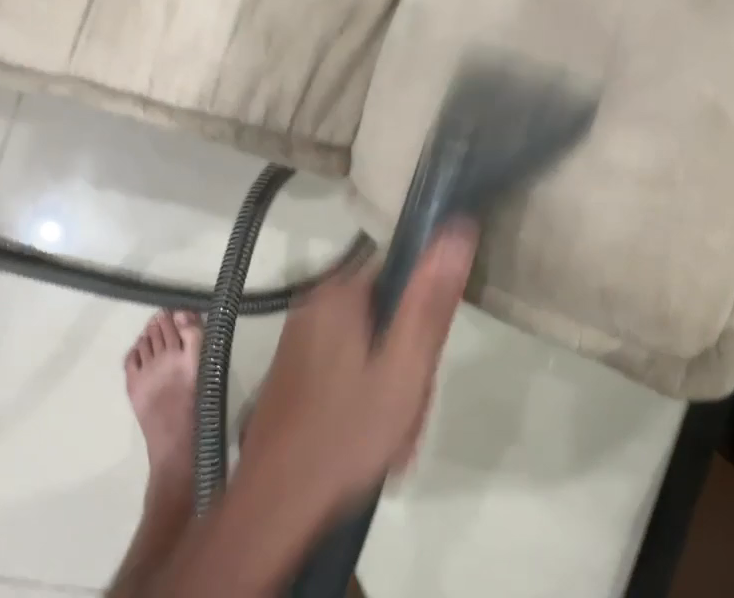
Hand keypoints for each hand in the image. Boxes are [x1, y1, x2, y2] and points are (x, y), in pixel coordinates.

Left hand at [238, 221, 478, 524]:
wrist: (276, 503)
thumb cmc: (346, 432)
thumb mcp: (404, 368)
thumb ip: (429, 301)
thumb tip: (456, 230)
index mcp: (338, 295)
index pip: (400, 275)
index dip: (423, 315)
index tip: (427, 359)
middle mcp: (313, 308)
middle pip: (384, 314)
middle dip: (404, 361)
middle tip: (409, 405)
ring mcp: (298, 343)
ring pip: (367, 348)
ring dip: (388, 385)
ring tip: (391, 433)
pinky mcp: (292, 375)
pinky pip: (344, 371)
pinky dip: (362, 398)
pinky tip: (366, 437)